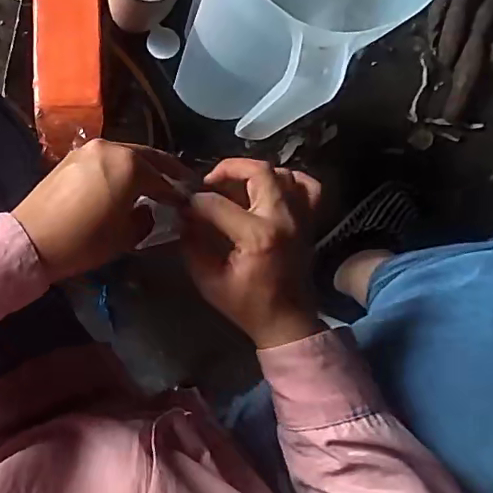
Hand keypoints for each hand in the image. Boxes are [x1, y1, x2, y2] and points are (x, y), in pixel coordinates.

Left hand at [12, 140, 193, 281]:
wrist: (32, 240)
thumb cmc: (84, 240)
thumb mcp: (125, 236)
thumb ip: (146, 219)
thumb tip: (149, 210)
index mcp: (129, 164)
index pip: (163, 177)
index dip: (177, 192)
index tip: (187, 202)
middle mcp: (110, 148)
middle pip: (147, 157)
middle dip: (164, 170)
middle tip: (179, 184)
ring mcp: (88, 149)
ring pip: (125, 155)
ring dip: (141, 167)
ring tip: (152, 184)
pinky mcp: (71, 158)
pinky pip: (105, 159)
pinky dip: (119, 168)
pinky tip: (123, 183)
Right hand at [180, 158, 325, 348]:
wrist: (287, 322)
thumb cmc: (246, 305)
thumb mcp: (208, 280)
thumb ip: (192, 244)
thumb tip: (183, 217)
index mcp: (258, 236)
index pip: (216, 203)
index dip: (193, 202)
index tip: (182, 207)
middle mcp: (284, 219)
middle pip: (258, 172)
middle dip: (226, 170)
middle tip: (208, 184)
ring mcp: (302, 217)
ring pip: (282, 173)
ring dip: (254, 174)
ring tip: (234, 186)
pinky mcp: (310, 221)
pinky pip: (307, 186)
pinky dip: (288, 180)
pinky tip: (269, 189)